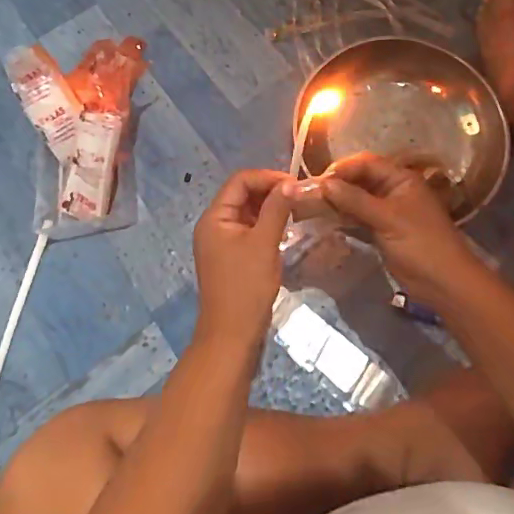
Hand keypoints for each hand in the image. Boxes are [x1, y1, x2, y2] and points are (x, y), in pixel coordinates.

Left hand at [192, 170, 291, 346]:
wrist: (231, 336)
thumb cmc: (245, 287)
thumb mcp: (264, 244)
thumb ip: (276, 210)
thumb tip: (291, 183)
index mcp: (214, 217)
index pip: (240, 181)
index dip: (267, 177)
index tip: (296, 184)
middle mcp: (213, 225)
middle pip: (242, 194)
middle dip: (270, 191)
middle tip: (300, 197)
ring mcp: (221, 242)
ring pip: (247, 213)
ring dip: (270, 208)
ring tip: (297, 210)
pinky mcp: (231, 257)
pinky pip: (249, 230)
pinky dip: (266, 225)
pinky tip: (286, 230)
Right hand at [319, 154, 483, 305]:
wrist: (444, 283)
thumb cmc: (421, 244)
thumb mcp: (387, 219)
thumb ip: (355, 200)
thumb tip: (324, 184)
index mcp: (401, 179)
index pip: (366, 163)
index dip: (342, 168)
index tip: (319, 180)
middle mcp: (393, 189)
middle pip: (358, 179)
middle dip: (335, 184)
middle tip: (310, 193)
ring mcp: (386, 210)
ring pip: (355, 198)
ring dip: (336, 201)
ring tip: (311, 205)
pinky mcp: (380, 229)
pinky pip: (357, 216)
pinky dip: (342, 216)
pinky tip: (324, 219)